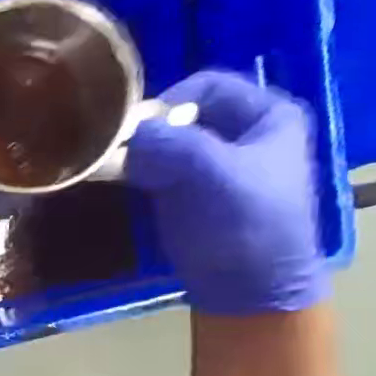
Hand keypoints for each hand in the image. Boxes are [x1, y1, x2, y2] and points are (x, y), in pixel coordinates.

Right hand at [124, 70, 329, 313]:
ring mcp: (206, 165)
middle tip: (117, 146)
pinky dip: (129, 169)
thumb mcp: (219, 177)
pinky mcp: (181, 193)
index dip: (172, 98)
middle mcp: (235, 133)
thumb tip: (126, 129)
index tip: (138, 126)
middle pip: (180, 113)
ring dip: (134, 150)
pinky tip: (109, 174)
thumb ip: (175, 146)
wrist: (248, 290)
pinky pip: (151, 168)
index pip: (210, 85)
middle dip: (148, 128)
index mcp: (266, 115)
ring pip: (161, 142)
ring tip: (108, 162)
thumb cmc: (250, 227)